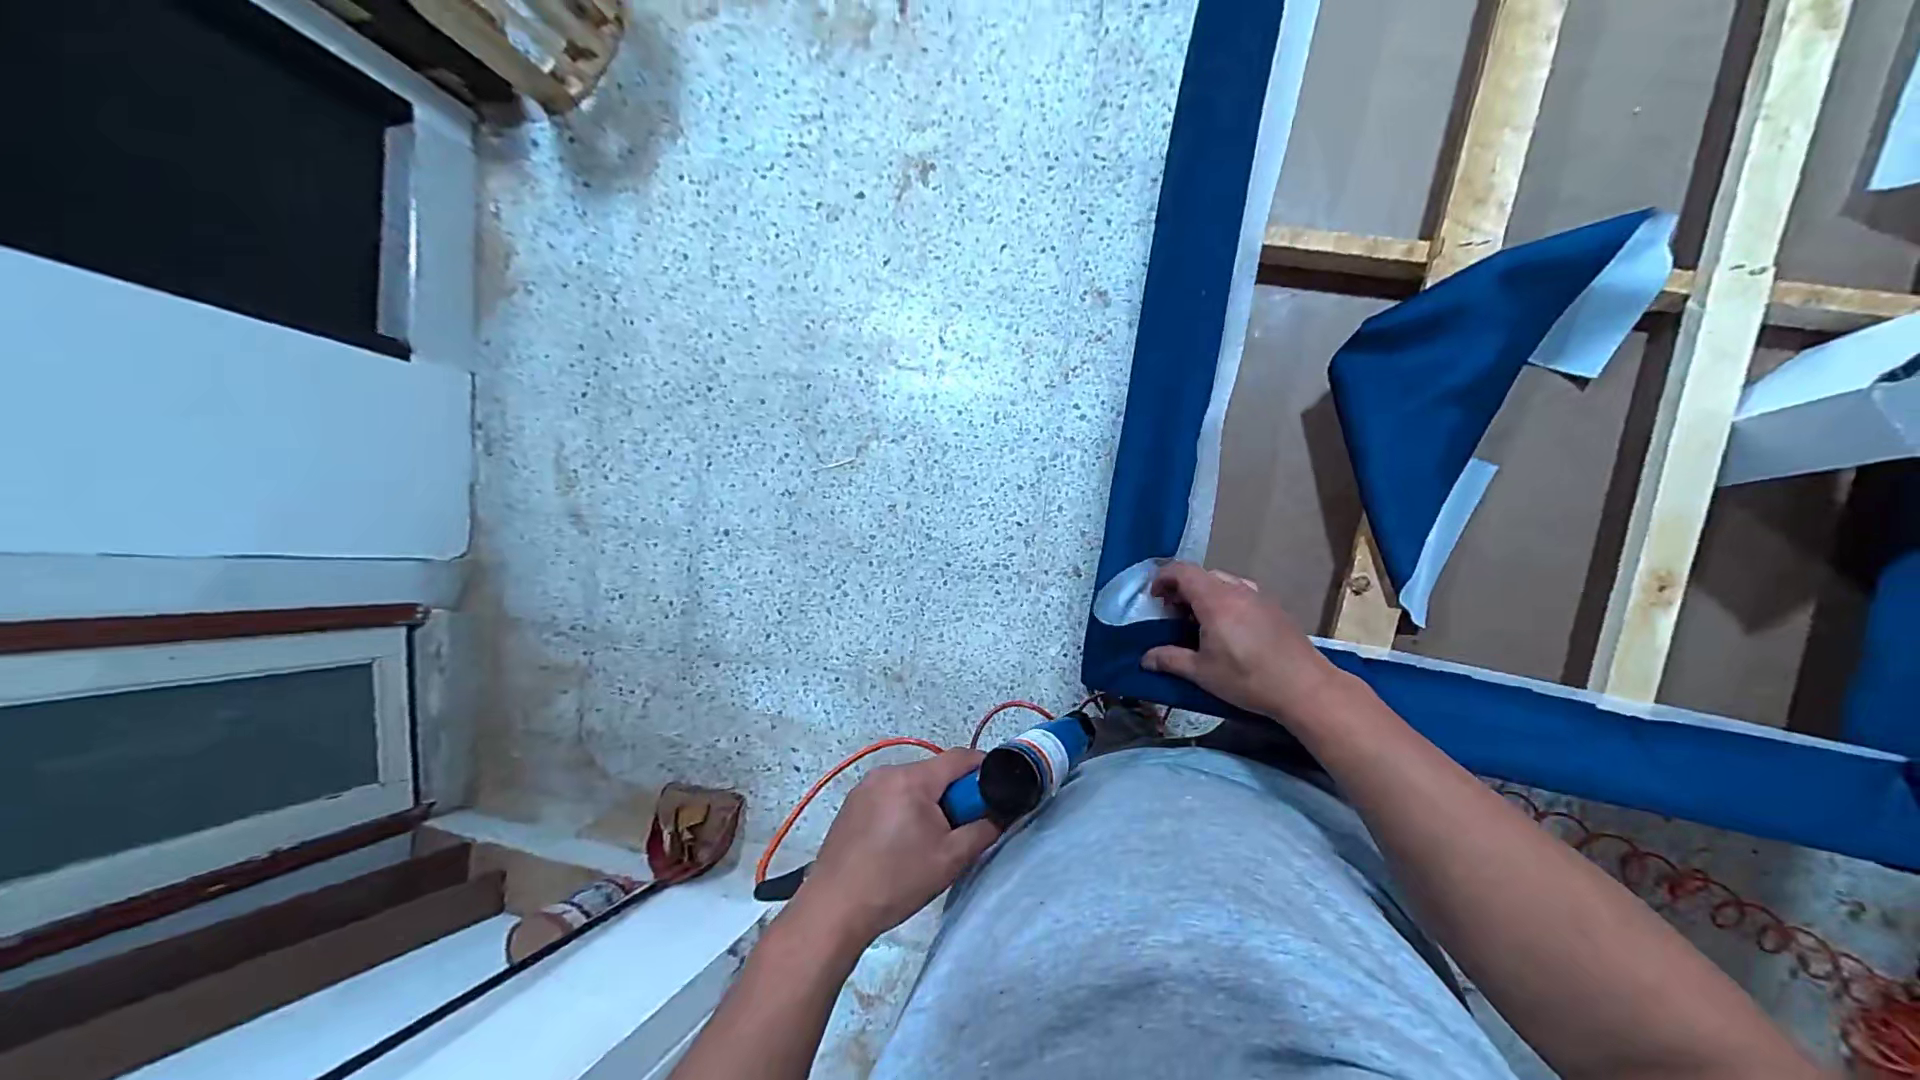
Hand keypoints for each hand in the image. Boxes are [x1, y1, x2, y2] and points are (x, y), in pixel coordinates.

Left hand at [789, 750, 999, 946]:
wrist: (834, 909)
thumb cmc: (896, 881)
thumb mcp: (951, 858)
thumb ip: (984, 829)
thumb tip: (1002, 813)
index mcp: (912, 779)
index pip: (960, 757)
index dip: (984, 771)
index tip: (995, 794)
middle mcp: (887, 772)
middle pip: (935, 772)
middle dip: (954, 796)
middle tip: (959, 831)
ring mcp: (865, 787)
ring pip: (913, 785)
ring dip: (929, 805)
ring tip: (927, 844)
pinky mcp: (851, 804)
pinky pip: (890, 796)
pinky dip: (904, 811)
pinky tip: (899, 845)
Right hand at [1140, 561, 1344, 724]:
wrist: (1305, 688)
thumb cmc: (1248, 679)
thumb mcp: (1202, 673)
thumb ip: (1170, 660)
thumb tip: (1146, 658)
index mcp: (1216, 600)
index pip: (1182, 571)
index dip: (1162, 579)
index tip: (1155, 599)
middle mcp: (1237, 590)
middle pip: (1201, 575)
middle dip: (1181, 589)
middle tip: (1173, 614)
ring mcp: (1259, 596)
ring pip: (1222, 582)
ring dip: (1203, 594)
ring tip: (1199, 622)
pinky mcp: (1274, 607)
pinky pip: (1241, 592)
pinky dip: (1224, 601)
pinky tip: (1228, 629)